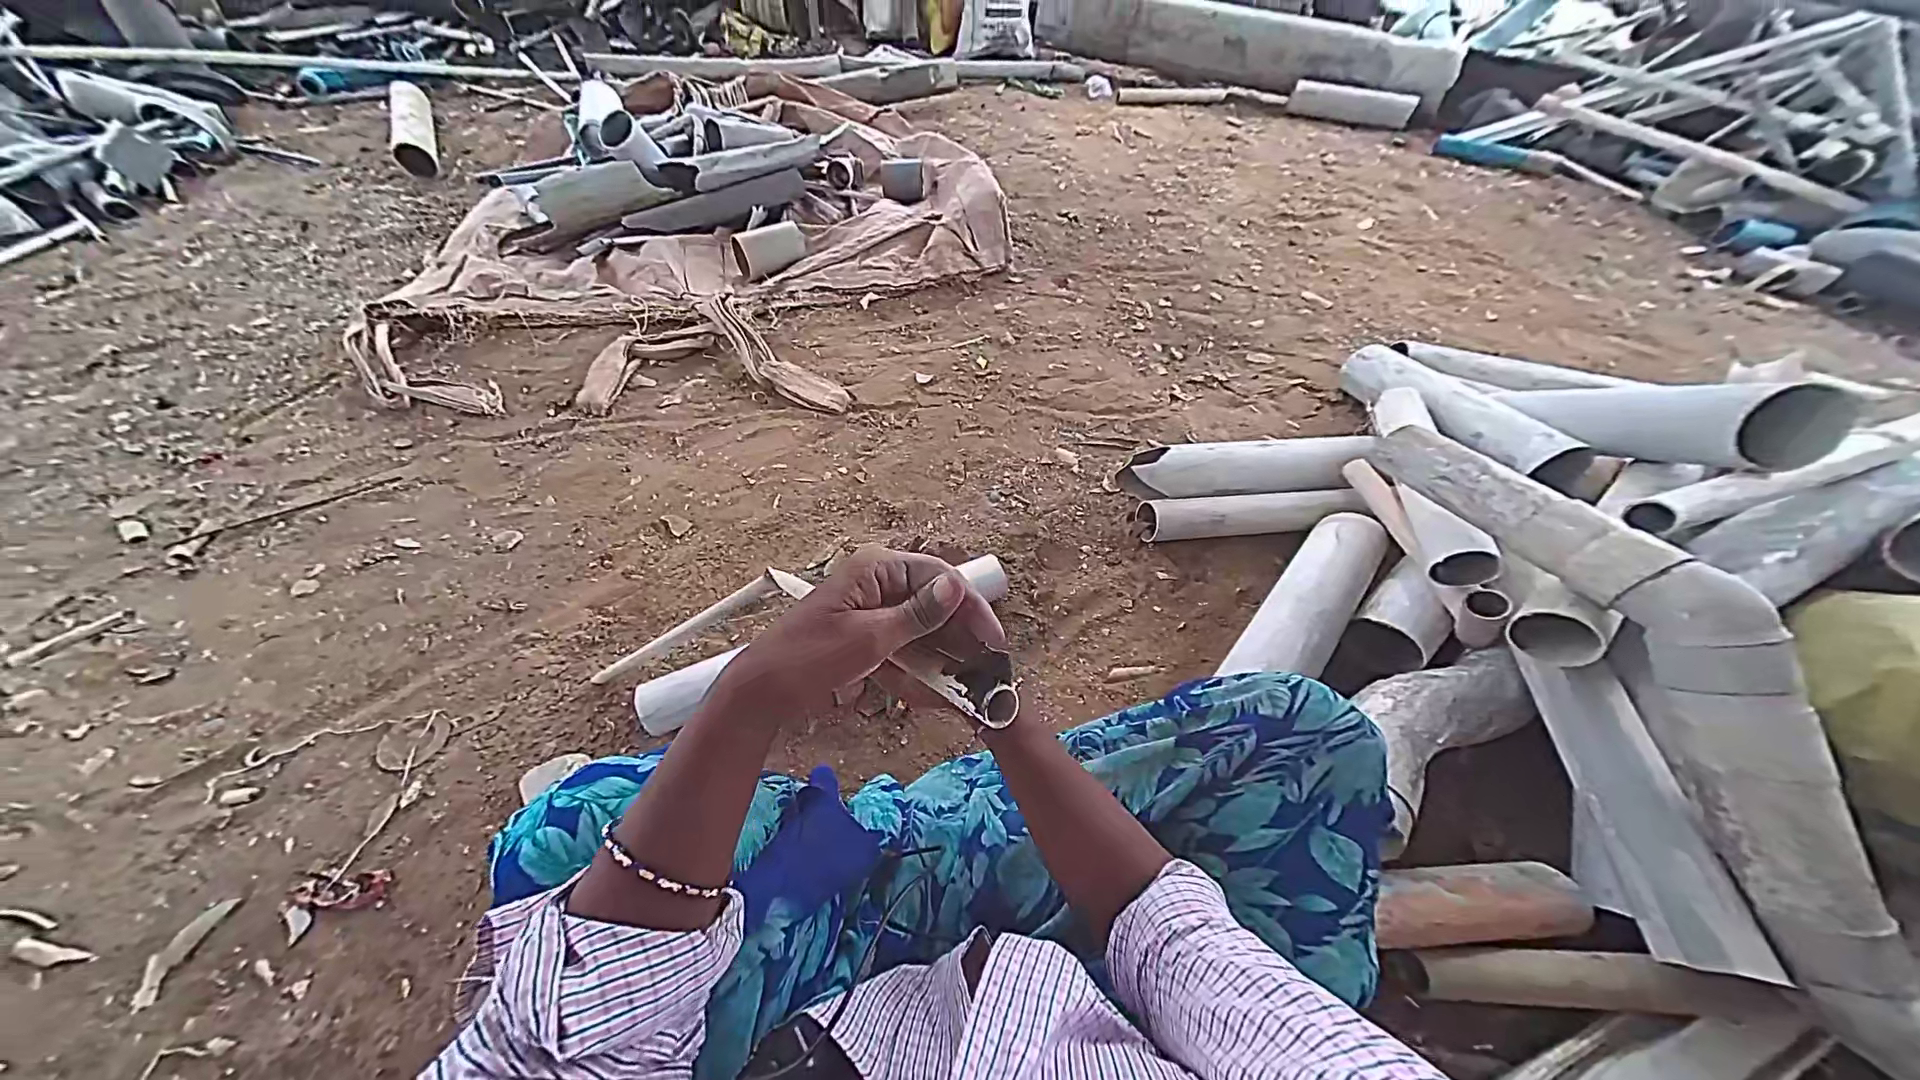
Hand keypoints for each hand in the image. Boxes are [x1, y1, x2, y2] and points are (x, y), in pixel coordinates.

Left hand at [711, 545, 1007, 719]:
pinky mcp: (867, 635)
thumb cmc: (809, 658)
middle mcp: (877, 584)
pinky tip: (932, 694)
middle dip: (958, 637)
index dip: (970, 608)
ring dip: (941, 657)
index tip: (992, 640)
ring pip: (922, 629)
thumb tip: (957, 588)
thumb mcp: (870, 637)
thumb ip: (917, 614)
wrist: (762, 692)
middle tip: (983, 668)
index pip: (939, 578)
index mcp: (876, 570)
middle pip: (934, 604)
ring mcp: (872, 610)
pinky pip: (904, 647)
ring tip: (963, 685)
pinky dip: (917, 669)